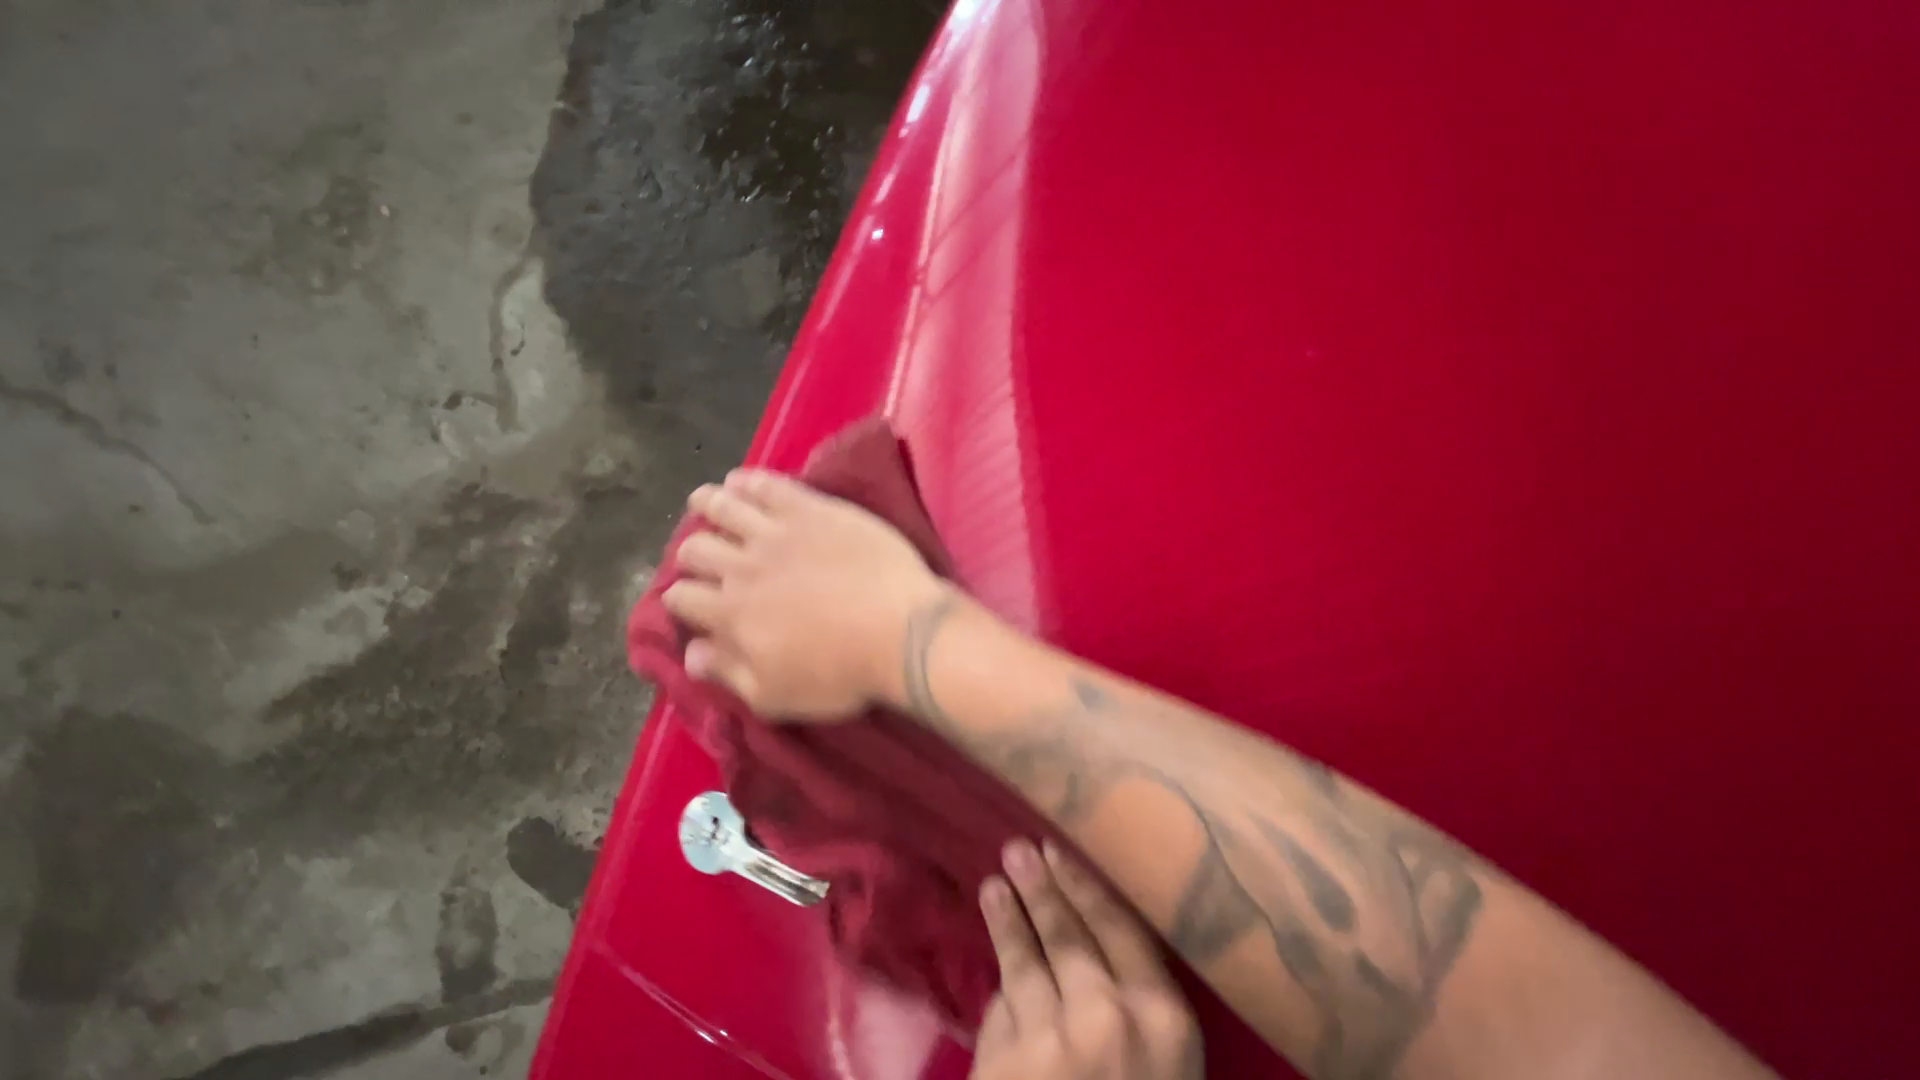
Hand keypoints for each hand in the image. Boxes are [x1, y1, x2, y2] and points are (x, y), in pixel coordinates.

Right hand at [662, 469, 946, 718]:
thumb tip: (690, 653)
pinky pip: (768, 486)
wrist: (900, 631)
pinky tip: (740, 480)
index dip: (679, 599)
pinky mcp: (811, 509)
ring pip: (724, 509)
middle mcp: (743, 569)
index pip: (684, 599)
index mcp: (731, 615)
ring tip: (703, 500)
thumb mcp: (775, 695)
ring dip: (707, 504)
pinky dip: (747, 481)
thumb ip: (728, 673)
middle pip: (698, 551)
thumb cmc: (841, 674)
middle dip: (691, 554)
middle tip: (699, 553)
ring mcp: (776, 533)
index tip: (687, 599)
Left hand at [972, 841, 1202, 1079]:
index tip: (1057, 851)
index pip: (1118, 929)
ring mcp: (1049, 1038)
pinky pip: (1002, 1018)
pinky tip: (996, 980)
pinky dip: (1002, 1002)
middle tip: (1017, 850)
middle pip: (1066, 936)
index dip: (1083, 886)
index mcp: (1162, 1016)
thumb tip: (1106, 970)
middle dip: (1040, 890)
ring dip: (1006, 922)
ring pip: (1023, 965)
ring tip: (993, 888)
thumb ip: (1143, 1015)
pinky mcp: (1003, 1064)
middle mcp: (1106, 1014)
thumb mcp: (1174, 1066)